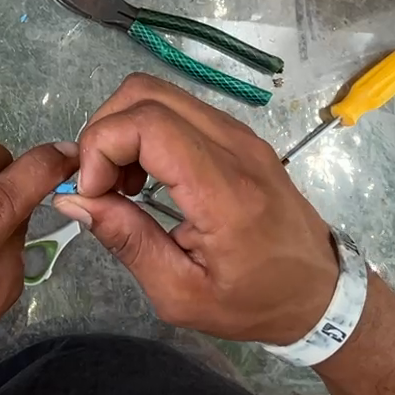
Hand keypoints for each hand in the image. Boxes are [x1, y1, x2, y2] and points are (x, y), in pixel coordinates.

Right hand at [54, 73, 339, 344]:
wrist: (322, 292)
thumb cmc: (254, 302)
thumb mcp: (181, 294)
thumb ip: (126, 240)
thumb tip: (72, 199)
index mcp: (225, 191)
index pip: (148, 124)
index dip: (103, 146)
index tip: (93, 192)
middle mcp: (234, 146)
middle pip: (145, 94)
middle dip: (104, 131)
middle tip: (100, 182)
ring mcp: (238, 132)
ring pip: (155, 92)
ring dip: (121, 128)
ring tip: (120, 180)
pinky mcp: (235, 131)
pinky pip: (173, 106)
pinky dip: (142, 129)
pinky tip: (144, 174)